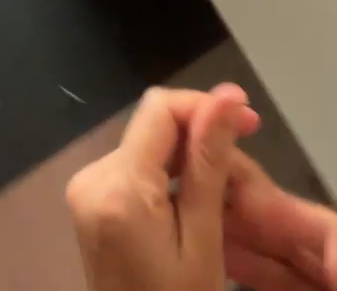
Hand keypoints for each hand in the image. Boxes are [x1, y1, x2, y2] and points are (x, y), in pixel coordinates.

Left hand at [66, 84, 261, 290]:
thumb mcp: (203, 241)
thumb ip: (210, 163)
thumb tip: (228, 94)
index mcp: (117, 187)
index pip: (160, 108)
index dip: (205, 105)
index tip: (249, 120)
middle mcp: (92, 176)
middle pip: (154, 124)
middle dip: (201, 132)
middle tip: (245, 158)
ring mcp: (87, 187)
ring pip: (148, 141)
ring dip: (188, 153)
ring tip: (225, 184)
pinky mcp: (90, 198)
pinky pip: (137, 163)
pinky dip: (169, 171)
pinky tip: (195, 196)